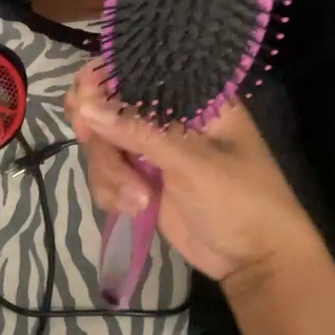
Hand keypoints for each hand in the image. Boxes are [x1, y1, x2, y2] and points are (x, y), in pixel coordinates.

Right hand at [65, 66, 325, 288]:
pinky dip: (111, 192)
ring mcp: (152, 151)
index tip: (81, 103)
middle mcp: (168, 119)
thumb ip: (137, 133)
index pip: (137, 74)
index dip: (102, 82)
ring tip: (139, 200)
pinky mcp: (140, 181)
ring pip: (103, 146)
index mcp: (192, 99)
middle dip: (102, 138)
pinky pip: (107, 175)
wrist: (253, 261)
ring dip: (110, 174)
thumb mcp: (192, 164)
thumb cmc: (241, 200)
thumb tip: (83, 105)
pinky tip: (135, 209)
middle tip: (88, 142)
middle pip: (109, 110)